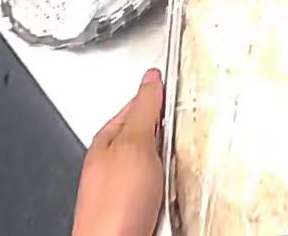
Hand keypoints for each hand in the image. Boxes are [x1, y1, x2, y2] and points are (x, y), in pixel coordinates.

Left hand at [72, 68, 164, 235]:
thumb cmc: (113, 208)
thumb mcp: (134, 144)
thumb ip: (144, 108)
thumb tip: (151, 77)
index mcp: (107, 140)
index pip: (138, 103)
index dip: (160, 96)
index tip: (180, 90)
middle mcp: (114, 163)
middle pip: (153, 133)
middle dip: (170, 134)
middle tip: (179, 135)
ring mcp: (127, 188)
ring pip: (162, 161)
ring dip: (174, 163)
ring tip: (175, 169)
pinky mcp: (140, 210)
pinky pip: (166, 186)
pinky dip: (174, 186)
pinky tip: (174, 190)